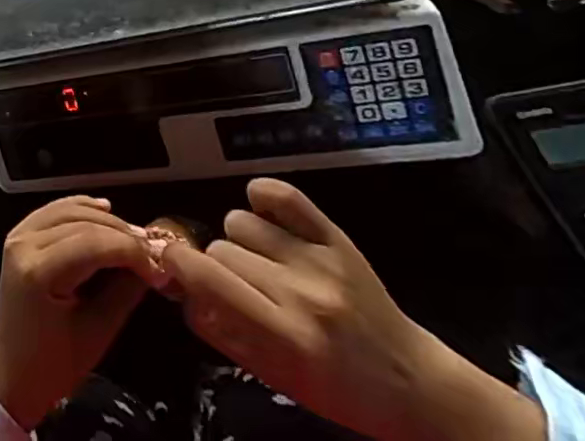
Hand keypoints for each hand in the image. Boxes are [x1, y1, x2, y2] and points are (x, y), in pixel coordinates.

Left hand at [0, 195, 168, 427]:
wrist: (11, 369)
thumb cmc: (53, 362)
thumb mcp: (97, 333)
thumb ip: (124, 292)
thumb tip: (153, 264)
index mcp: (38, 272)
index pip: (93, 243)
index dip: (131, 251)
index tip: (159, 268)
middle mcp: (24, 243)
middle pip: (82, 223)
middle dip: (123, 234)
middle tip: (154, 252)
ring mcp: (18, 235)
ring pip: (69, 210)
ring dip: (105, 219)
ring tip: (136, 237)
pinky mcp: (20, 234)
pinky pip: (54, 210)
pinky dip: (81, 207)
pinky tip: (105, 209)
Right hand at [160, 179, 545, 440]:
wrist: (413, 384)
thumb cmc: (336, 389)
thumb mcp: (272, 377)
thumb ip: (218, 330)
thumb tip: (180, 287)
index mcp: (282, 336)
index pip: (205, 277)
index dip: (175, 263)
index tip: (172, 265)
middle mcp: (299, 293)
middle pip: (219, 248)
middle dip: (218, 266)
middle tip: (240, 288)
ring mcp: (320, 260)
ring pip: (239, 221)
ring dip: (241, 241)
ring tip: (264, 264)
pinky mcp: (336, 237)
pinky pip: (280, 194)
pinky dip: (263, 197)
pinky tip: (266, 215)